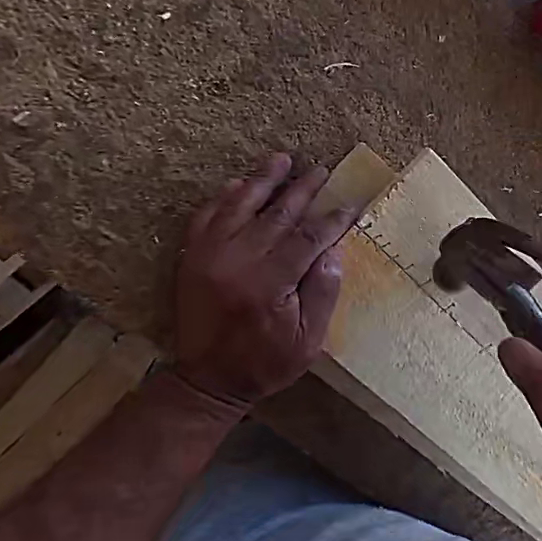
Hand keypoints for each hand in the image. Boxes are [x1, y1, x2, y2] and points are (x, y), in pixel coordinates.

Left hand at [172, 152, 360, 410]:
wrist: (207, 381)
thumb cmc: (265, 363)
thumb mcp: (308, 340)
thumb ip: (322, 292)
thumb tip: (332, 249)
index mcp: (269, 284)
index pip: (308, 238)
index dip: (332, 220)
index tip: (349, 206)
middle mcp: (238, 261)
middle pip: (277, 214)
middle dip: (303, 190)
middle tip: (321, 171)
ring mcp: (210, 255)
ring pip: (240, 205)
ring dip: (263, 180)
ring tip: (282, 159)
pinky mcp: (192, 258)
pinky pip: (207, 216)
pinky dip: (223, 197)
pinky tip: (237, 183)